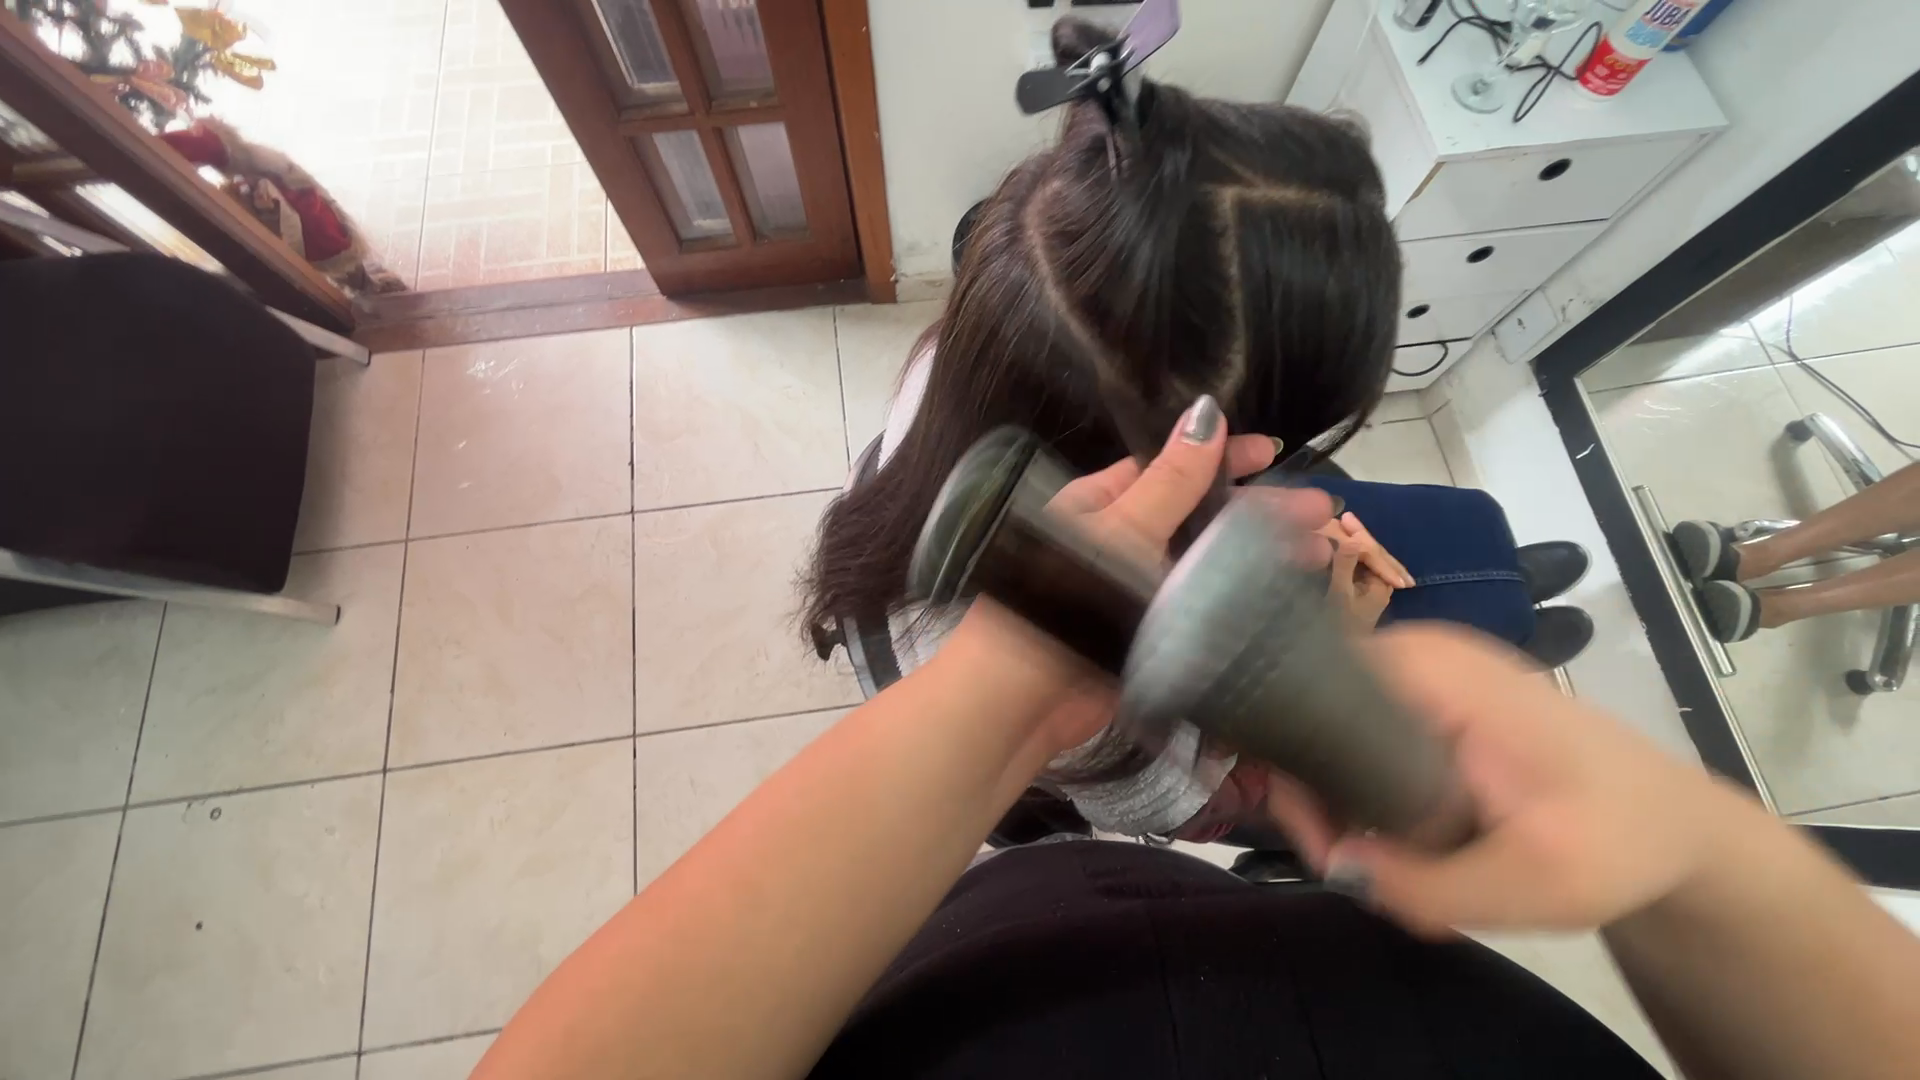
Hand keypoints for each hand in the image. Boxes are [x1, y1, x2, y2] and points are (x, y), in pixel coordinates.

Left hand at [952, 395, 1334, 754]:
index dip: (1221, 458)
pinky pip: (1199, 608)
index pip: (1169, 469)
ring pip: (1203, 564)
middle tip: (1321, 511)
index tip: (1273, 450)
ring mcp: (1133, 592)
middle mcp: (1118, 542)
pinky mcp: (1147, 636)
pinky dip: (1238, 600)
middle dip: (1255, 512)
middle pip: (1195, 518)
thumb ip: (1168, 481)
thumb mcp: (1120, 530)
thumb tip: (1205, 412)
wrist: (1021, 699)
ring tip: (1318, 552)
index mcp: (1099, 505)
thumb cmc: (1063, 599)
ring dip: (1256, 556)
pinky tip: (1281, 596)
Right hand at [1264, 623, 1745, 935]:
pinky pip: (1347, 726)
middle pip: (1302, 710)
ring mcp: (1410, 664)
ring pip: (1320, 724)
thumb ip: (1427, 886)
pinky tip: (1383, 827)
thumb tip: (1333, 865)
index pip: (1301, 692)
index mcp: (1423, 665)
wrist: (1672, 823)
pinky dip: (1349, 781)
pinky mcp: (1417, 687)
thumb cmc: (1615, 840)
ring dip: (1329, 793)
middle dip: (1310, 791)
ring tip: (1371, 852)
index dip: (1289, 766)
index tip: (1316, 837)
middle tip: (1345, 859)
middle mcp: (1405, 648)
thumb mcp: (1534, 884)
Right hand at [1321, 512, 1404, 631]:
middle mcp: (1379, 587)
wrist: (1336, 661)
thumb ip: (1345, 567)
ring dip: (1350, 543)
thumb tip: (1351, 540)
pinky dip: (1344, 556)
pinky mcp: (1355, 597)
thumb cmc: (1337, 629)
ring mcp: (1368, 593)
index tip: (1344, 517)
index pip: (1373, 552)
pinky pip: (1353, 569)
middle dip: (1357, 535)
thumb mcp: (1338, 596)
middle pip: (1371, 555)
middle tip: (1344, 516)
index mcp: (1380, 585)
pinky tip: (1333, 547)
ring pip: (1362, 561)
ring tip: (1338, 524)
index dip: (1359, 534)